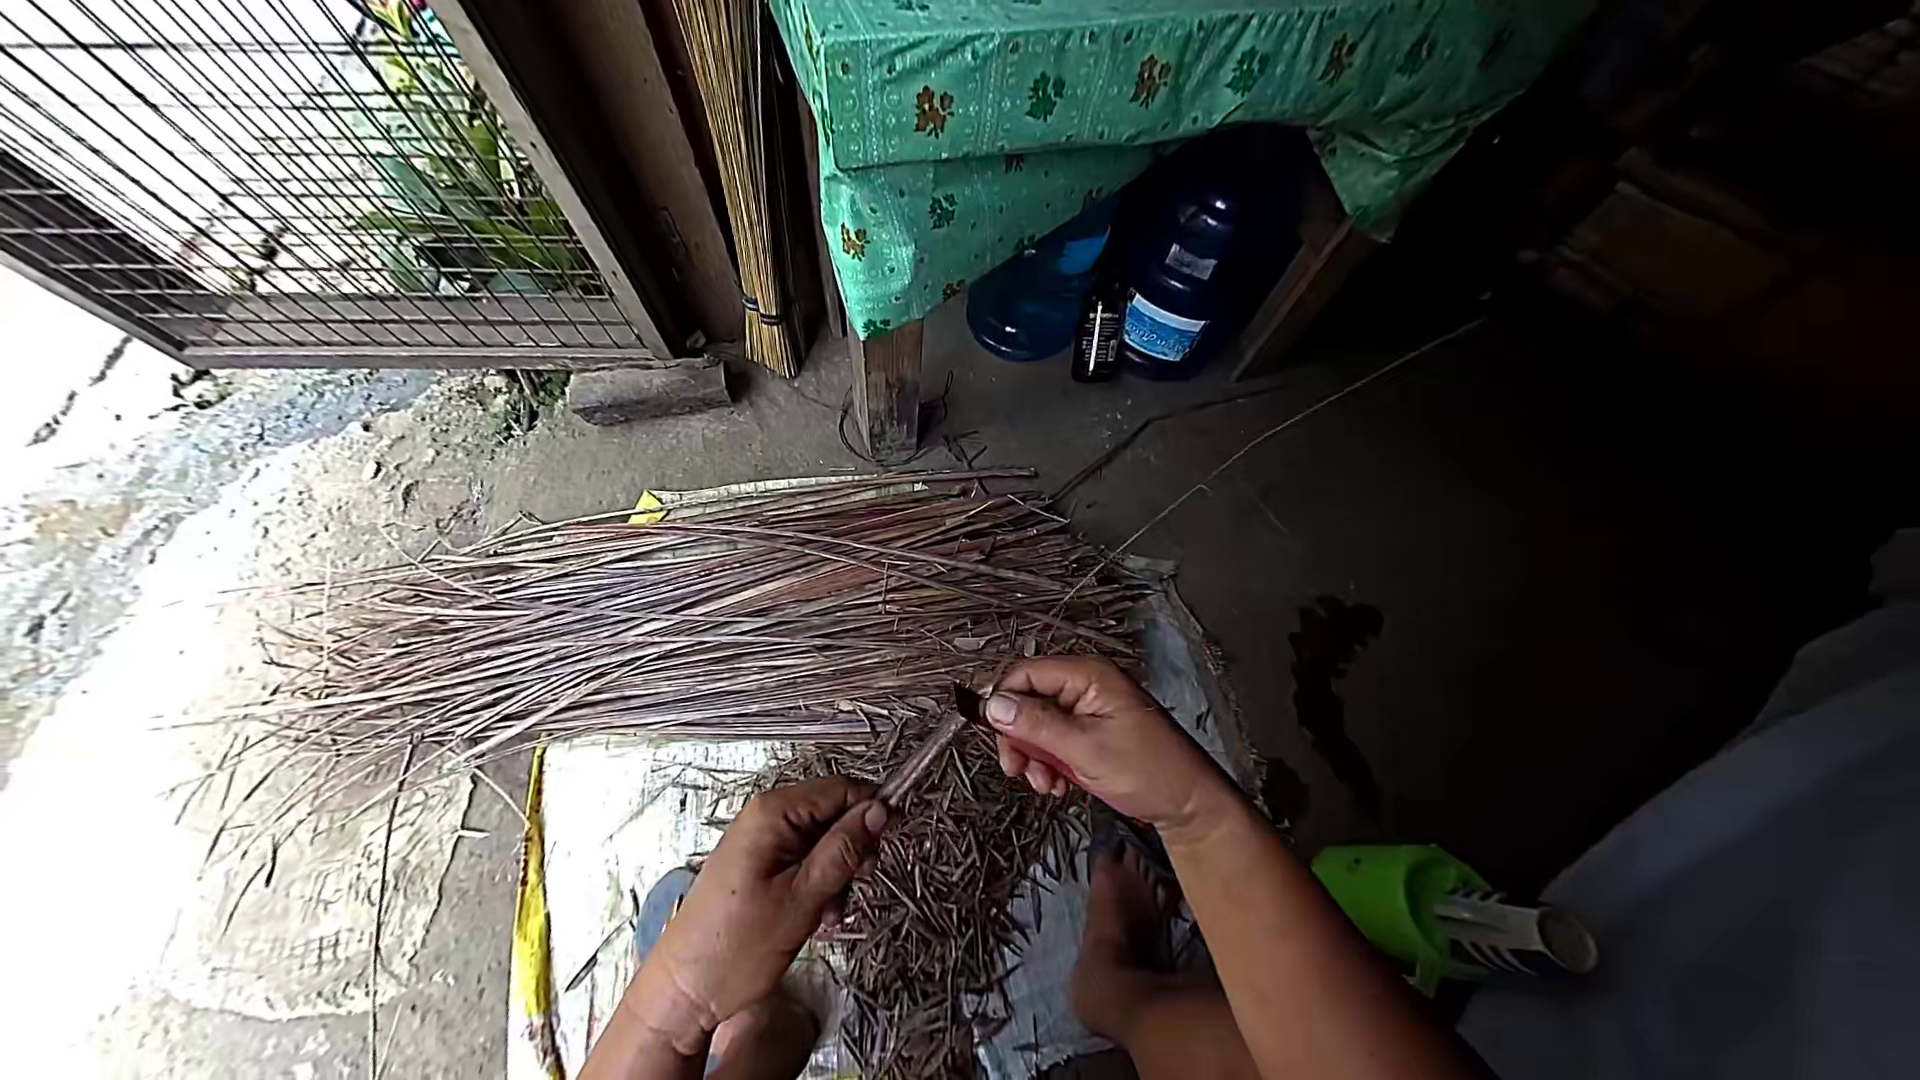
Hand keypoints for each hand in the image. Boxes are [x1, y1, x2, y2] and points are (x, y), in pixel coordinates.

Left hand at [622, 778, 888, 1054]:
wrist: (683, 995)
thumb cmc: (731, 950)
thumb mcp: (803, 897)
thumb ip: (844, 849)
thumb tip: (878, 810)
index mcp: (772, 812)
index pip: (840, 788)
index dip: (872, 809)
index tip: (894, 831)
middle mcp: (765, 817)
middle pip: (833, 813)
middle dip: (852, 848)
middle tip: (857, 881)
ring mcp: (762, 840)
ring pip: (823, 840)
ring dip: (838, 873)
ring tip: (831, 909)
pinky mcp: (760, 863)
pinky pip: (805, 859)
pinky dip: (820, 883)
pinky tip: (817, 914)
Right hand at [987, 657, 1235, 833]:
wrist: (1189, 804)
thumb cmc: (1148, 770)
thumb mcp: (1085, 748)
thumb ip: (1036, 725)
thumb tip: (993, 705)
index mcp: (1087, 675)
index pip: (1026, 673)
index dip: (1004, 702)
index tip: (997, 737)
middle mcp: (1084, 685)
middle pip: (1028, 699)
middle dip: (1019, 736)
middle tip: (1016, 769)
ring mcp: (1088, 709)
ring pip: (1037, 723)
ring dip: (1033, 755)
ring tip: (1044, 784)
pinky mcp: (1090, 731)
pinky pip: (1054, 739)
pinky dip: (1048, 762)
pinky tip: (1056, 784)